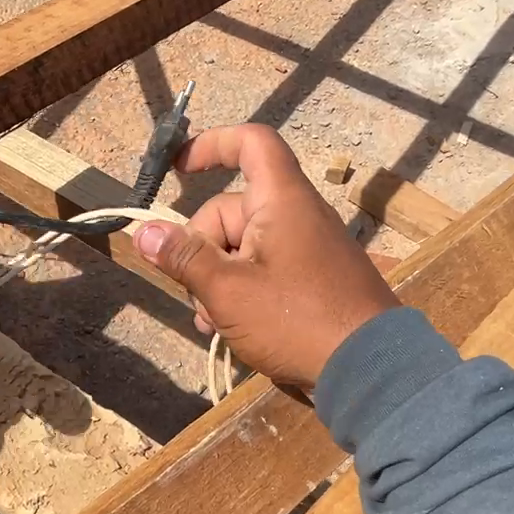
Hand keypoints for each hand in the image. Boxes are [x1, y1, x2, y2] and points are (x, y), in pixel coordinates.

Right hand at [132, 125, 397, 387]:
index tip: (178, 167)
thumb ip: (184, 258)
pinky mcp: (310, 279)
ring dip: (215, 280)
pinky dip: (239, 292)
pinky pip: (261, 271)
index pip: (251, 143)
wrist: (371, 370)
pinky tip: (227, 329)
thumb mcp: (228, 291)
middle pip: (229, 211)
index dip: (212, 145)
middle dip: (200, 250)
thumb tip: (142, 231)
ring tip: (212, 322)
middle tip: (195, 292)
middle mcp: (295, 216)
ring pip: (240, 248)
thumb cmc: (296, 320)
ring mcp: (304, 249)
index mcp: (281, 201)